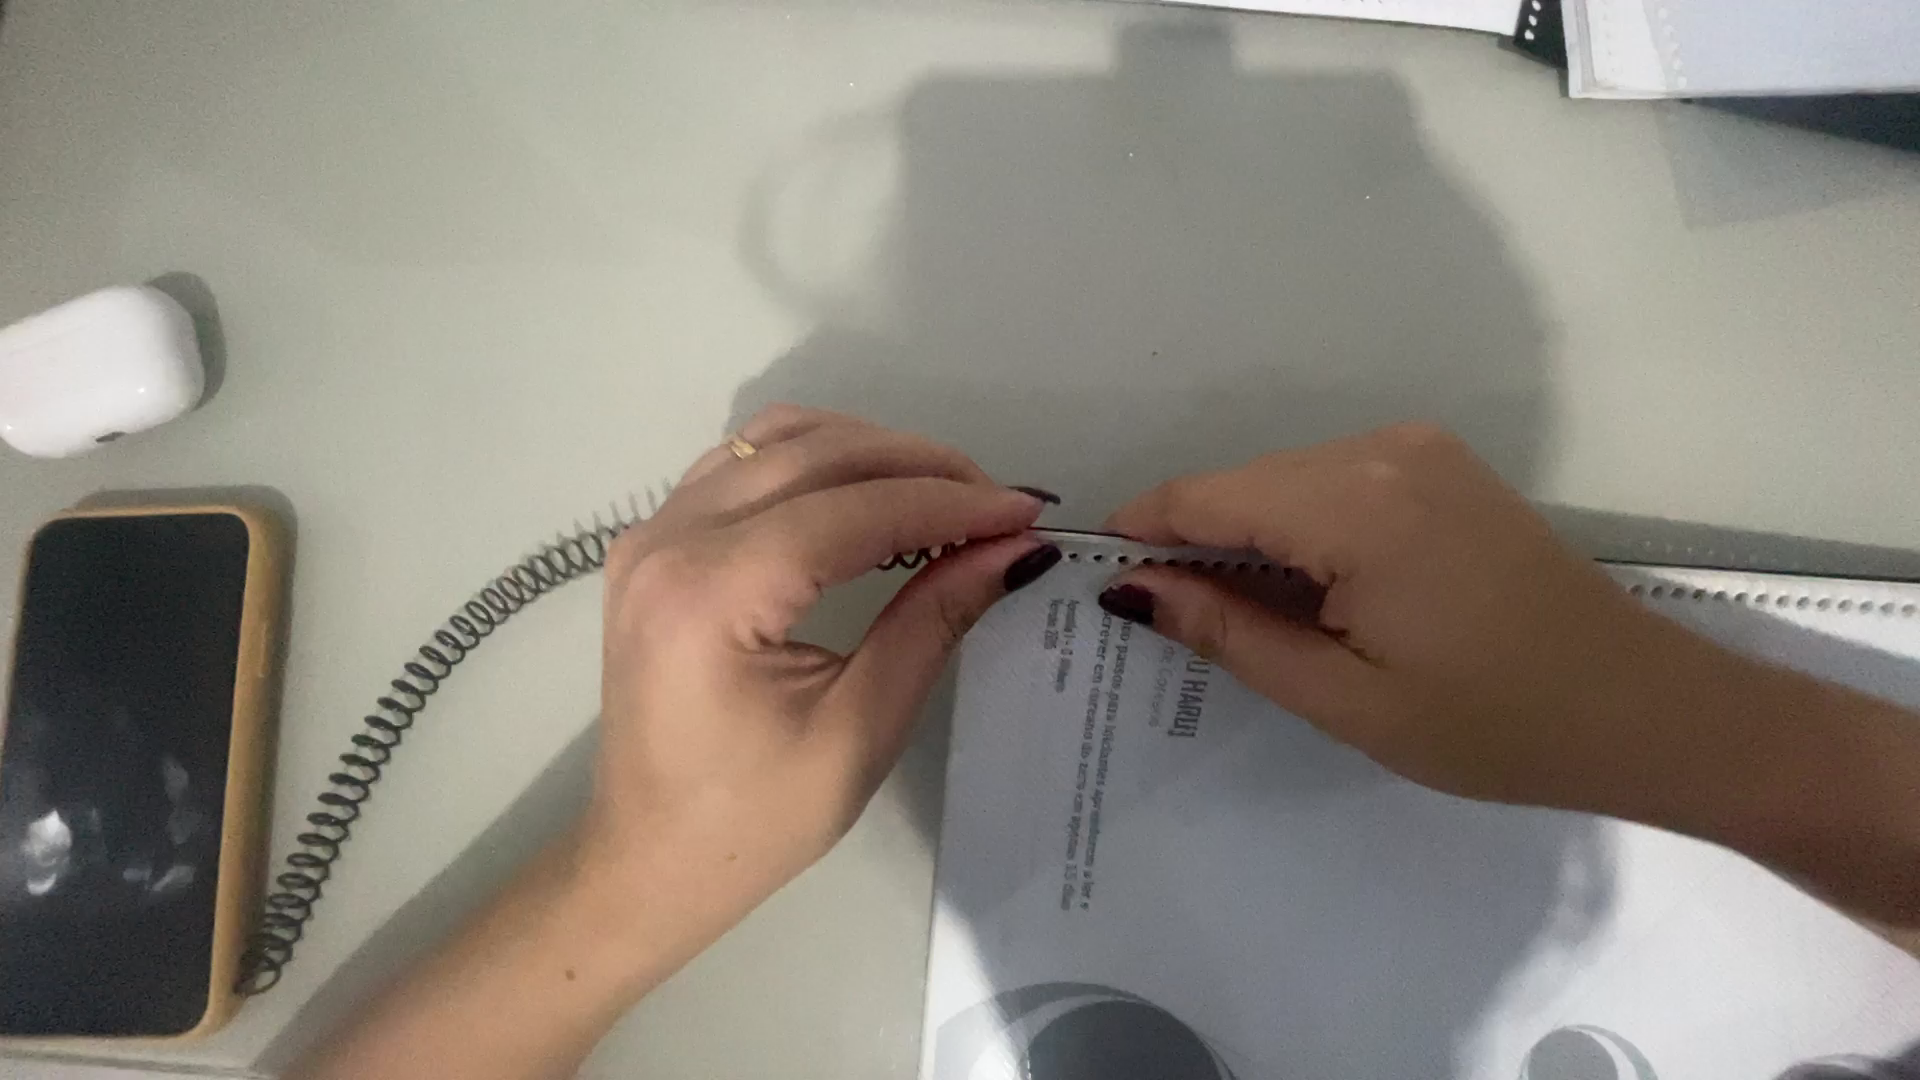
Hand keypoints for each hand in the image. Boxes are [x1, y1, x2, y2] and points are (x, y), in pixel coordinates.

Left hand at [581, 406, 1061, 940]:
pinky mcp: (658, 539)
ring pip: (781, 439)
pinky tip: (867, 489)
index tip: (1023, 512)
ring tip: (943, 491)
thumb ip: (932, 622)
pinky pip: (748, 461)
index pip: (852, 512)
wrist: (650, 860)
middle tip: (996, 503)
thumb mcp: (861, 729)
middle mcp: (669, 540)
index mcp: (709, 597)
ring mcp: (654, 532)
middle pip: (817, 455)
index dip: (949, 503)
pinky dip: (820, 457)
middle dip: (922, 467)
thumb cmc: (754, 820)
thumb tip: (1011, 551)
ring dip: (873, 450)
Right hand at [1099, 423, 1730, 813]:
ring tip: (1240, 610)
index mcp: (1356, 507)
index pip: (1204, 498)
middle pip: (1236, 484)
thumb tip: (1130, 588)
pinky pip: (1319, 480)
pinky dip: (1286, 524)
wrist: (1654, 711)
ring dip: (1238, 535)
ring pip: (1274, 480)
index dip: (1141, 531)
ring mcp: (1412, 447)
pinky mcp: (1430, 461)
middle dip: (1188, 541)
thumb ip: (1226, 631)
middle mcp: (1379, 450)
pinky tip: (1301, 582)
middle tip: (1170, 614)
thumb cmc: (1492, 724)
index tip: (1103, 576)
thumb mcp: (1340, 697)